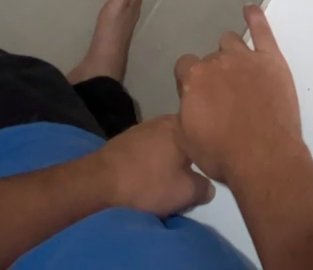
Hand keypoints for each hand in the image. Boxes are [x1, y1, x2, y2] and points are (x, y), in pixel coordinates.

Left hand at [94, 116, 214, 216]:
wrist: (100, 180)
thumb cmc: (147, 183)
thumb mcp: (184, 192)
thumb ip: (204, 187)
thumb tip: (209, 185)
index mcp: (181, 126)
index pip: (204, 133)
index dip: (210, 152)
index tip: (212, 168)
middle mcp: (164, 119)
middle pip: (185, 139)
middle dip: (189, 158)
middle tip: (191, 179)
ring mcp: (144, 127)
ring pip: (167, 144)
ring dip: (170, 160)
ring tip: (169, 180)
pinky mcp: (128, 139)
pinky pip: (150, 149)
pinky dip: (153, 161)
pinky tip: (150, 176)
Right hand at [173, 5, 304, 186]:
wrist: (264, 159)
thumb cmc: (223, 154)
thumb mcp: (187, 140)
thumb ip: (184, 113)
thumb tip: (188, 103)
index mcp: (194, 79)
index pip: (185, 67)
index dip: (189, 82)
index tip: (197, 96)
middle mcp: (218, 61)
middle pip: (211, 58)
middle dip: (214, 73)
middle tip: (223, 95)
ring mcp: (246, 57)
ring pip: (231, 41)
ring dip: (230, 52)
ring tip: (237, 68)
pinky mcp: (271, 58)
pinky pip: (261, 30)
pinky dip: (255, 17)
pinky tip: (250, 10)